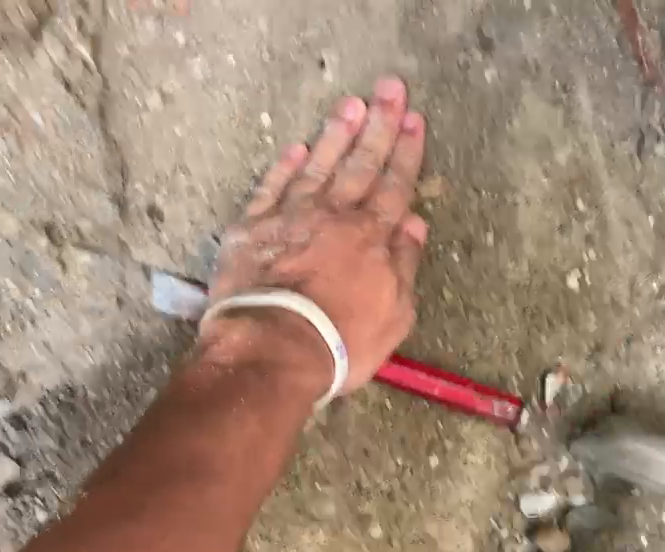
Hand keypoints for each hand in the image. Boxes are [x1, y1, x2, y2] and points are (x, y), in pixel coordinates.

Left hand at [204, 76, 428, 397]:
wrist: (273, 348)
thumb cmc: (340, 343)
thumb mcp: (393, 317)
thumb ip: (404, 267)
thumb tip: (413, 226)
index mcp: (371, 239)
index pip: (394, 187)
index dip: (406, 154)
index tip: (414, 121)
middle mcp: (333, 217)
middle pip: (360, 165)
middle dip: (379, 125)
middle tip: (390, 89)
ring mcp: (289, 218)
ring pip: (318, 166)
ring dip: (335, 134)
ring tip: (350, 105)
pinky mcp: (251, 230)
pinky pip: (271, 188)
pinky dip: (284, 167)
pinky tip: (296, 149)